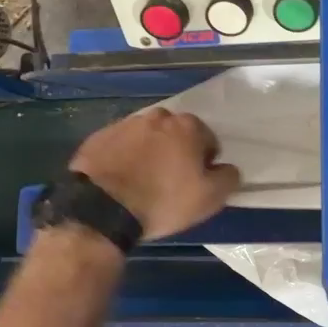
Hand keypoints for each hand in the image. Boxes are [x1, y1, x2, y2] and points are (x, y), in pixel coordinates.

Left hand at [68, 107, 240, 239]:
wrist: (101, 210)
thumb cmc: (162, 201)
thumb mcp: (209, 198)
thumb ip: (228, 178)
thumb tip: (228, 168)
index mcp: (188, 126)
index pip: (207, 140)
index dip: (204, 162)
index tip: (194, 182)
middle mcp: (158, 116)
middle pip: (175, 134)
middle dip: (176, 152)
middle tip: (169, 181)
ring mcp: (125, 124)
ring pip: (147, 137)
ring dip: (149, 152)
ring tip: (142, 181)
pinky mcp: (99, 137)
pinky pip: (120, 145)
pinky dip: (123, 157)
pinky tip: (120, 180)